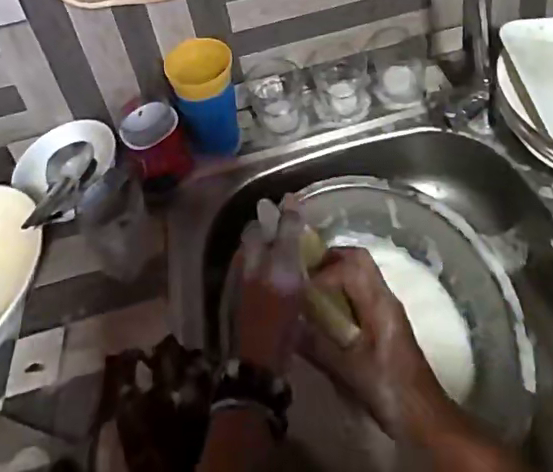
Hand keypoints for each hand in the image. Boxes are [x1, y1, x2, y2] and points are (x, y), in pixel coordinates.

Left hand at [227, 201, 306, 373]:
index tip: (297, 215)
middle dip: (278, 237)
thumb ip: (288, 231)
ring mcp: (249, 287)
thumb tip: (290, 198)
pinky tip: (299, 284)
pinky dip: (283, 277)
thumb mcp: (286, 262)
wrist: (264, 355)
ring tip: (306, 258)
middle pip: (261, 242)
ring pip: (265, 262)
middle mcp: (246, 264)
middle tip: (304, 237)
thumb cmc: (276, 303)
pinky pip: (271, 281)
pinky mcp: (258, 306)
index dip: (276, 216)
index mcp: (251, 250)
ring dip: (281, 257)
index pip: (260, 223)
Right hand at [300, 246, 455, 443]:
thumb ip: (318, 345)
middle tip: (304, 276)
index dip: (322, 273)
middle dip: (329, 260)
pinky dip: (341, 289)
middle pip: (358, 258)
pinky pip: (361, 290)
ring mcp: (387, 308)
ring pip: (361, 271)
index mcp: (380, 303)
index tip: (301, 291)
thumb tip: (287, 324)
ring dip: (335, 272)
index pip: (349, 266)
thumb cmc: (390, 390)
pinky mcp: (385, 322)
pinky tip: (327, 311)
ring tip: (310, 290)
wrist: (425, 418)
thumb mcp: (349, 371)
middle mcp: (385, 297)